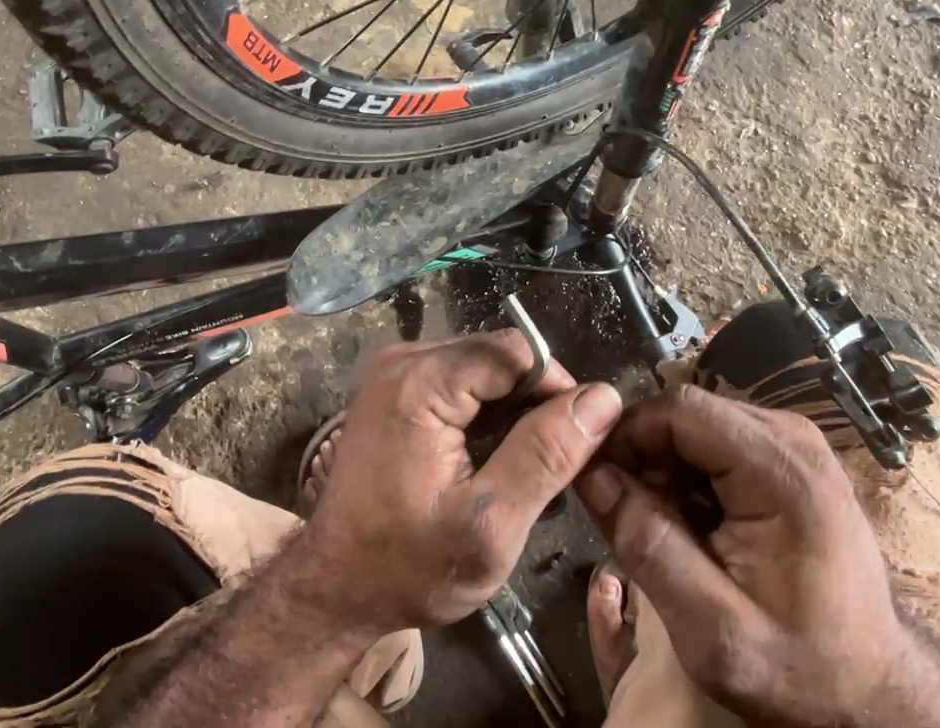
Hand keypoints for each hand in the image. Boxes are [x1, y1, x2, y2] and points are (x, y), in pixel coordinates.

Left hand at [299, 332, 623, 633]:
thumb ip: (546, 455)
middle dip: (532, 403)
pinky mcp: (392, 391)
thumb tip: (603, 399)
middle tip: (547, 465)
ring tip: (518, 468)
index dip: (556, 391)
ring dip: (509, 411)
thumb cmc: (409, 566)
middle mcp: (402, 361)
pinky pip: (456, 382)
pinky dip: (482, 414)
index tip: (574, 443)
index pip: (516, 353)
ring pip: (481, 369)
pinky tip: (486, 460)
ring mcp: (393, 374)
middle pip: (497, 356)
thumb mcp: (490, 523)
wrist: (336, 587)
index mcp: (419, 382)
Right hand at [576, 386, 911, 725]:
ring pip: (695, 424)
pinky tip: (690, 524)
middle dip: (642, 455)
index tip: (597, 484)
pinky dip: (687, 474)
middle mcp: (793, 438)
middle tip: (627, 516)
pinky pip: (716, 441)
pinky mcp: (789, 458)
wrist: (872, 689)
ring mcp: (794, 443)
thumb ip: (649, 547)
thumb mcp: (711, 629)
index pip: (678, 409)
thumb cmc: (799, 667)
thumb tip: (592, 474)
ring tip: (660, 527)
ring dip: (662, 467)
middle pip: (685, 412)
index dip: (626, 435)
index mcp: (783, 472)